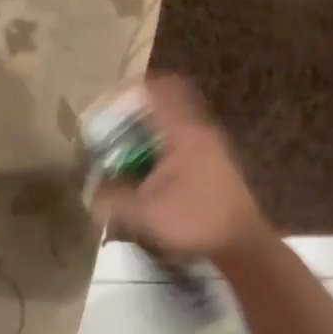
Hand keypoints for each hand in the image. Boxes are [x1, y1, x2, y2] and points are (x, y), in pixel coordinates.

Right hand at [89, 74, 274, 266]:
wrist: (242, 244)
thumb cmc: (196, 221)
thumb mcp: (146, 214)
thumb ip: (113, 198)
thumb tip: (90, 191)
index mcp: (182, 132)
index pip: (155, 90)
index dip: (128, 91)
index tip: (106, 105)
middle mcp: (198, 128)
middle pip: (166, 96)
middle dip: (137, 105)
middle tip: (115, 120)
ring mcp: (210, 142)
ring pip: (175, 115)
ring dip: (150, 122)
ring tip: (127, 141)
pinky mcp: (214, 157)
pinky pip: (182, 132)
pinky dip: (162, 137)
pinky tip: (149, 162)